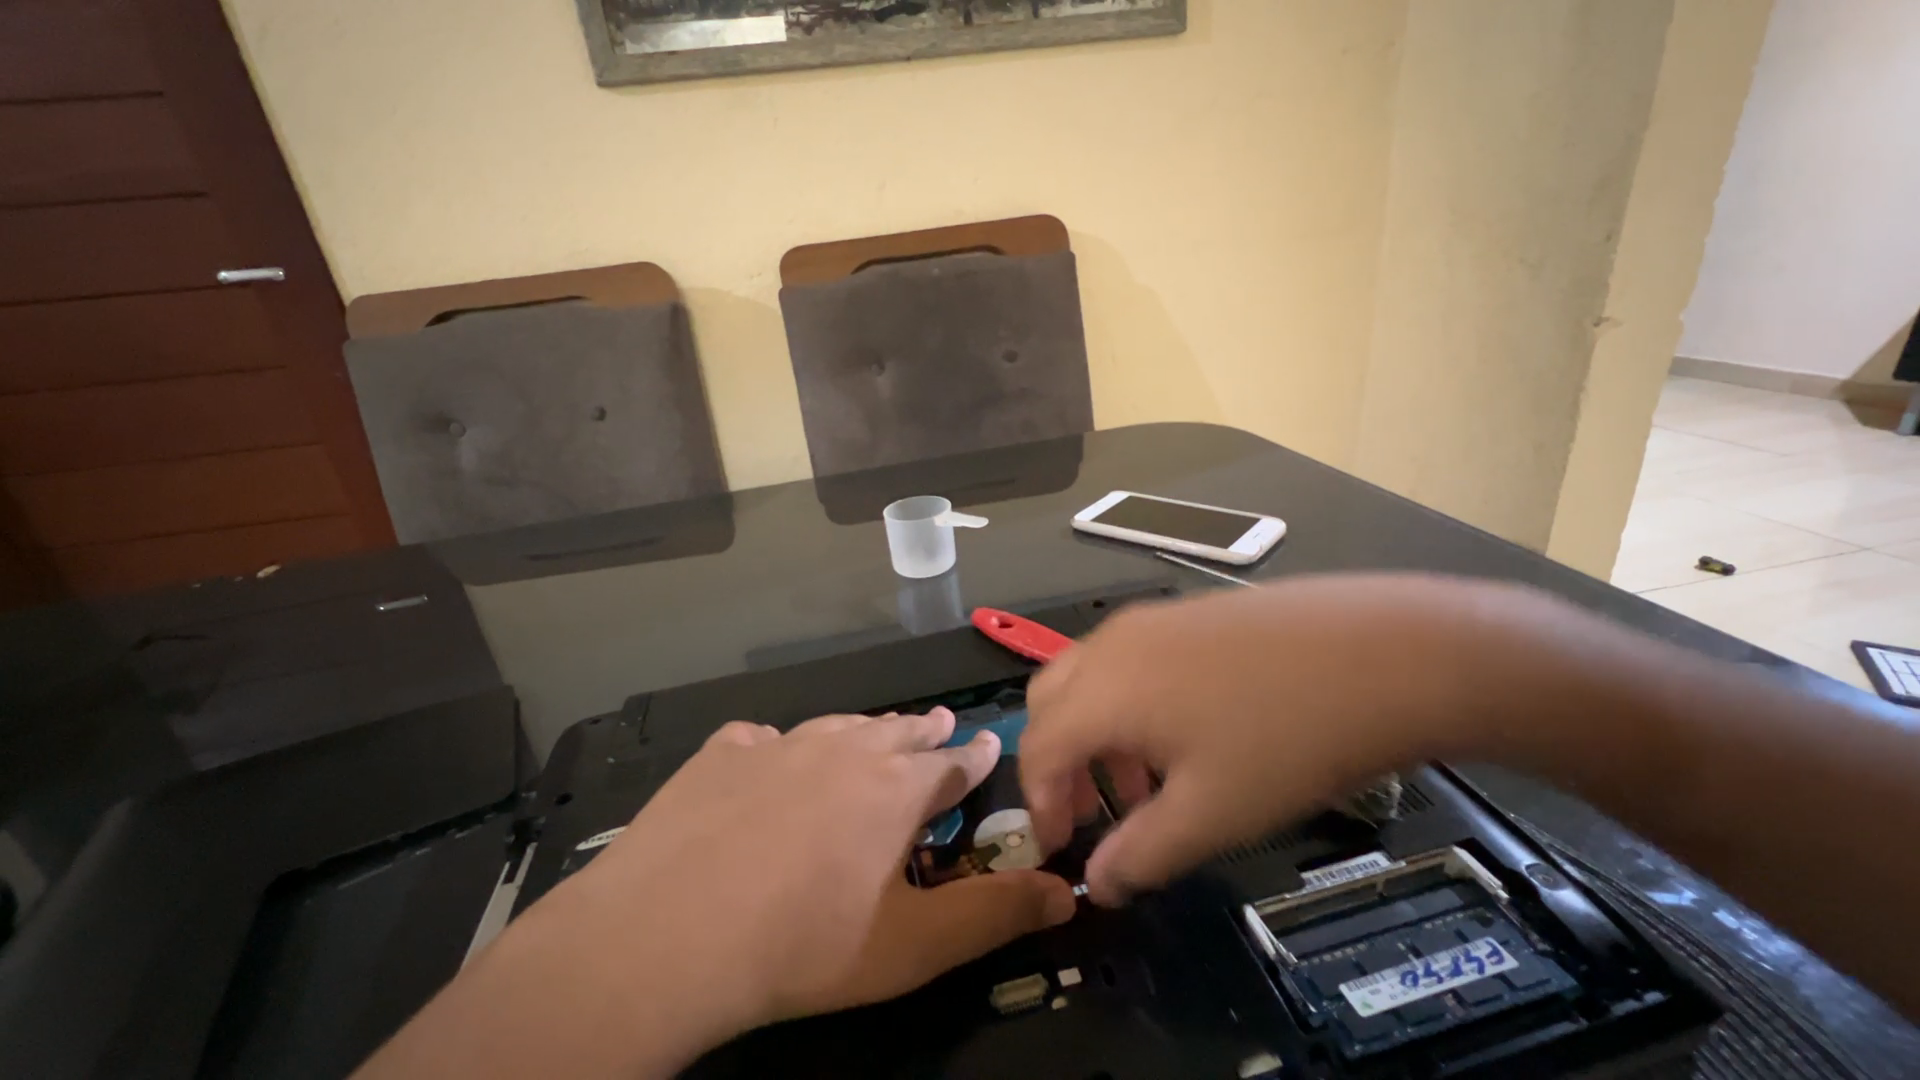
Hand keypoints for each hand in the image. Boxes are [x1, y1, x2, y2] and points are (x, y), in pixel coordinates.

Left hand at [533, 709, 1075, 1065]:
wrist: (668, 936)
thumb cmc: (805, 946)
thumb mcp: (913, 946)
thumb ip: (995, 915)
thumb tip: (1067, 893)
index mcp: (894, 788)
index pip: (952, 763)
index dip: (975, 756)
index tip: (988, 744)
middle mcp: (842, 750)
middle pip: (896, 732)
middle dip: (923, 731)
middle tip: (938, 724)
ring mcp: (776, 745)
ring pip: (835, 726)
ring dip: (862, 730)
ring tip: (873, 732)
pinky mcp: (719, 755)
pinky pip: (762, 739)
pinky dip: (779, 746)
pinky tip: (770, 757)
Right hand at [1020, 575, 1582, 904]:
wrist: (1388, 654)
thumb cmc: (1287, 741)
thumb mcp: (1211, 815)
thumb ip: (1141, 854)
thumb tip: (1100, 882)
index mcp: (1103, 691)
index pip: (1037, 748)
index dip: (1040, 803)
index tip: (1060, 846)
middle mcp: (1114, 643)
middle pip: (1050, 701)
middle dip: (1059, 761)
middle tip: (1094, 809)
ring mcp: (1155, 618)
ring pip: (1092, 676)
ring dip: (1097, 732)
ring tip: (1149, 781)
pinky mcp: (1194, 611)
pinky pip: (1133, 658)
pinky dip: (1130, 702)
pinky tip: (1191, 733)